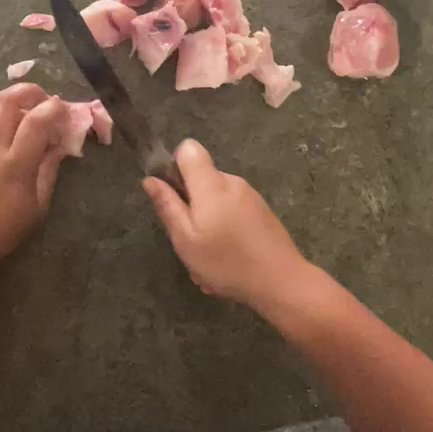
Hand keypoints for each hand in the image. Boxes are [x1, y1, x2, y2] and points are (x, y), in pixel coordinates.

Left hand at [0, 84, 67, 268]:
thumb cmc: (4, 231)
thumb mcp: (38, 206)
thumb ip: (49, 170)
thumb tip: (61, 144)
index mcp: (15, 164)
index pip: (36, 119)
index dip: (55, 108)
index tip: (66, 112)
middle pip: (6, 99)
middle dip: (30, 90)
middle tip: (46, 101)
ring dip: (17, 107)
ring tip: (32, 124)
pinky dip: (4, 124)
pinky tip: (13, 143)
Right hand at [142, 140, 325, 310]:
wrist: (281, 282)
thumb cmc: (226, 263)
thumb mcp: (186, 239)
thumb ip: (168, 206)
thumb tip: (150, 179)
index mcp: (212, 185)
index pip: (189, 149)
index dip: (175, 166)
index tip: (174, 196)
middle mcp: (232, 182)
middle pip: (202, 176)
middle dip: (191, 201)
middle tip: (190, 237)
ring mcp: (250, 195)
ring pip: (216, 195)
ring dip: (208, 218)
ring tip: (209, 253)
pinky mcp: (261, 209)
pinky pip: (232, 208)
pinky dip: (225, 225)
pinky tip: (229, 255)